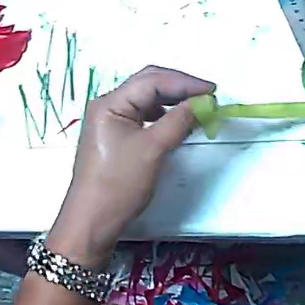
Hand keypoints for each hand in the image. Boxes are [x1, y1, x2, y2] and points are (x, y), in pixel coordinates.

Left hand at [49, 65, 214, 263]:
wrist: (92, 223)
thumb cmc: (119, 184)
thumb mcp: (153, 149)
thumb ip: (180, 120)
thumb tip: (203, 103)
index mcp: (110, 103)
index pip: (152, 81)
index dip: (185, 82)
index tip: (212, 92)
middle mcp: (108, 105)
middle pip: (148, 83)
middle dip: (180, 86)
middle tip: (208, 95)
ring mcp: (111, 121)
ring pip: (147, 99)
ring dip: (173, 99)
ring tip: (199, 106)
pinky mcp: (117, 135)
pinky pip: (144, 115)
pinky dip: (165, 114)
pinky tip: (180, 120)